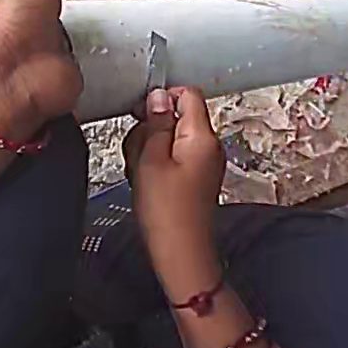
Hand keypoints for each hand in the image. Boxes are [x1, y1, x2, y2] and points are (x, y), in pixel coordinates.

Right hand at [123, 87, 224, 263]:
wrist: (179, 252)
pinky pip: (171, 156)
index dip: (162, 98)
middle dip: (150, 128)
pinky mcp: (193, 176)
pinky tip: (145, 180)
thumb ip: (156, 123)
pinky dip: (154, 163)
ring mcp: (202, 161)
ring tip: (140, 171)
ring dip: (148, 148)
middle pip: (175, 116)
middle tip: (138, 152)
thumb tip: (158, 96)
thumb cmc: (166, 210)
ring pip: (168, 137)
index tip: (141, 115)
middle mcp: (208, 146)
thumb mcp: (151, 159)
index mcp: (202, 137)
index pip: (187, 94)